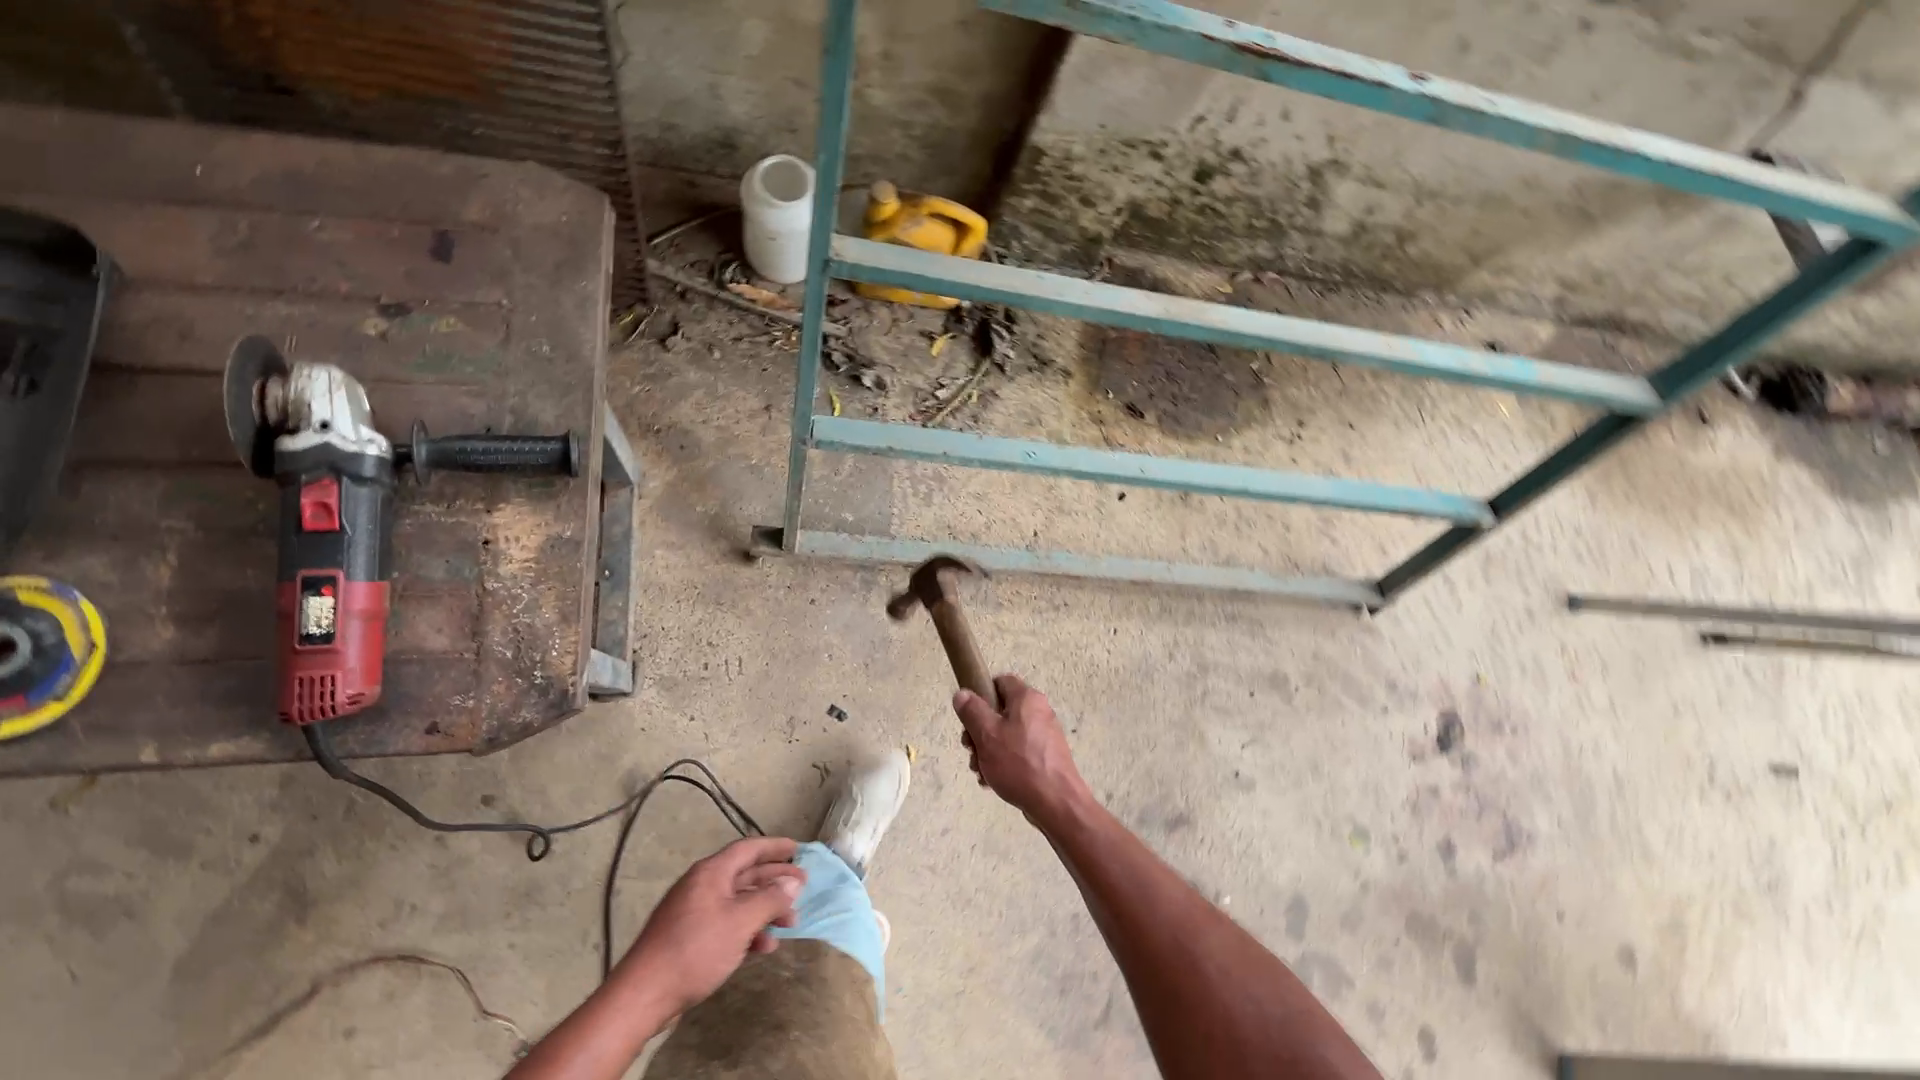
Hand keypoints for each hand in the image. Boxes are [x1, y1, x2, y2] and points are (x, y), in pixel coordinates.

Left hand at [616, 836, 806, 1016]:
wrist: (645, 994)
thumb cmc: (695, 949)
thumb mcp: (740, 922)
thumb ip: (769, 899)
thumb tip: (792, 883)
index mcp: (711, 873)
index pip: (748, 849)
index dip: (774, 847)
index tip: (798, 849)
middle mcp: (703, 886)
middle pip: (746, 875)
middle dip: (775, 881)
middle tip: (803, 887)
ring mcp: (695, 912)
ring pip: (739, 902)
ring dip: (765, 910)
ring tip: (790, 923)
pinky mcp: (692, 937)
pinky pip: (728, 924)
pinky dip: (748, 930)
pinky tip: (764, 946)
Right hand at [953, 675, 1093, 822]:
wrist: (1056, 803)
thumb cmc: (1019, 763)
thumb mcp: (987, 735)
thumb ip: (972, 711)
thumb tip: (962, 693)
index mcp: (1027, 699)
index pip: (1000, 682)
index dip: (980, 695)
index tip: (968, 716)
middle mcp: (1039, 711)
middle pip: (1000, 712)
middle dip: (980, 732)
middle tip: (971, 750)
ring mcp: (1044, 735)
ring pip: (1006, 735)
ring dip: (988, 751)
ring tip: (981, 771)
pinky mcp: (1046, 756)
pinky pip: (1018, 752)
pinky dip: (1003, 763)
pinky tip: (993, 781)